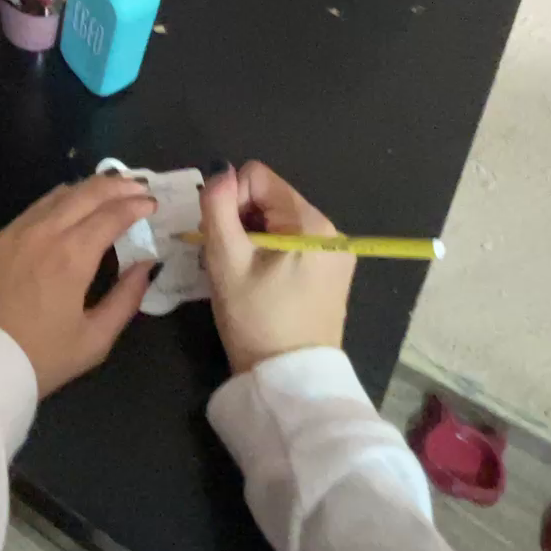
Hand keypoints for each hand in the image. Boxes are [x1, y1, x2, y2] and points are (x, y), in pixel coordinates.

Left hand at [0, 175, 157, 397]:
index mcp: (72, 255)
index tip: (152, 202)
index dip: (136, 205)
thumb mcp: (94, 339)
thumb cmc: (40, 357)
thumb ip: (125, 299)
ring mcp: (16, 232)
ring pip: (56, 195)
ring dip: (86, 188)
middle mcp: (44, 232)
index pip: (111, 215)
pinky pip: (33, 208)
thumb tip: (145, 266)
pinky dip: (58, 200)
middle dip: (115, 185)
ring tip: (107, 189)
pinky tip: (67, 206)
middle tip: (136, 185)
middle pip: (85, 193)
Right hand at [201, 161, 355, 374]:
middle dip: (239, 219)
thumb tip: (219, 168)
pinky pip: (287, 241)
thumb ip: (218, 206)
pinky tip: (256, 280)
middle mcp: (330, 230)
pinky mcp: (328, 272)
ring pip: (274, 219)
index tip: (223, 237)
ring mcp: (332, 252)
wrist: (289, 382)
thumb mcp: (226, 259)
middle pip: (267, 197)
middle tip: (227, 258)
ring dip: (249, 237)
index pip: (257, 177)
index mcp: (311, 222)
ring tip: (240, 272)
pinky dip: (265, 252)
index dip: (230, 199)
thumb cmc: (256, 318)